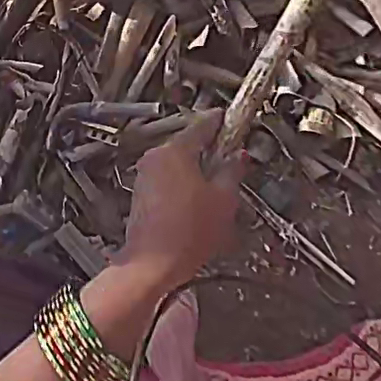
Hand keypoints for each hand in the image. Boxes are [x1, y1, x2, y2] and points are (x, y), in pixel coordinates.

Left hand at [117, 111, 241, 291]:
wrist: (153, 261)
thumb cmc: (186, 233)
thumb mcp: (223, 200)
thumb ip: (232, 172)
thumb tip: (238, 157)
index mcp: (175, 152)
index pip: (201, 126)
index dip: (219, 121)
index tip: (228, 118)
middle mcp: (156, 157)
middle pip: (188, 144)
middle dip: (210, 152)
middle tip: (231, 161)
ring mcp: (146, 173)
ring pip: (178, 162)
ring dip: (197, 170)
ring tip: (217, 190)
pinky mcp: (142, 190)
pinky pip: (168, 177)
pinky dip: (184, 183)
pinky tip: (197, 203)